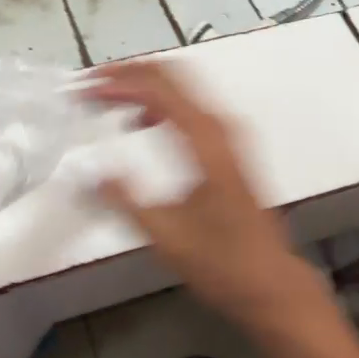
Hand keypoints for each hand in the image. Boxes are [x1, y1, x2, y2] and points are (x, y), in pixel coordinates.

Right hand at [87, 61, 317, 329]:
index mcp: (205, 140)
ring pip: (181, 85)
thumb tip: (87, 172)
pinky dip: (159, 101)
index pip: (157, 88)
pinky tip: (140, 122)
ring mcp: (228, 133)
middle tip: (92, 82)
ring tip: (108, 98)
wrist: (273, 284)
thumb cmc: (222, 262)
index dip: (118, 81)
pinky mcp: (228, 144)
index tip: (86, 88)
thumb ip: (123, 199)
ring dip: (143, 84)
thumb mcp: (165, 235)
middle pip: (171, 73)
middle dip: (128, 72)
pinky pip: (188, 104)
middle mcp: (220, 126)